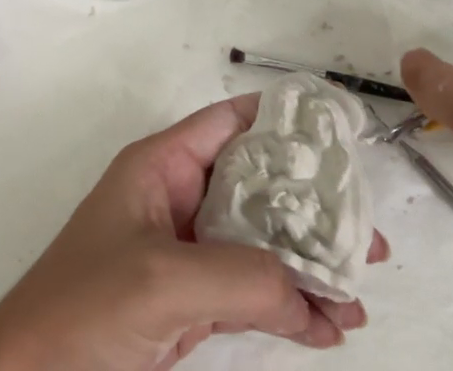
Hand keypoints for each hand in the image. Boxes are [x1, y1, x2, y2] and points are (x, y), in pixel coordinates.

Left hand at [0, 95, 388, 370]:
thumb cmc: (84, 306)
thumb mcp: (164, 279)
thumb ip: (244, 276)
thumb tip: (310, 292)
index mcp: (161, 166)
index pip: (231, 124)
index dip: (283, 122)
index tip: (343, 138)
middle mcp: (177, 199)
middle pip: (259, 188)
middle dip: (314, 210)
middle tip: (368, 237)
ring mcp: (185, 253)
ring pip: (262, 245)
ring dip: (310, 268)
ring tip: (360, 293)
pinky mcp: (189, 303)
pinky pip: (252, 294)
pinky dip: (291, 310)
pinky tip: (328, 329)